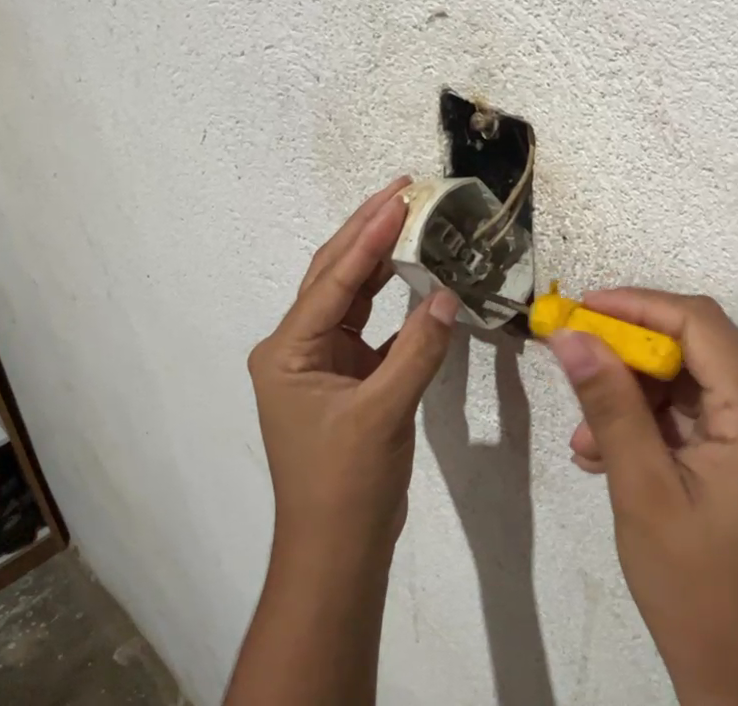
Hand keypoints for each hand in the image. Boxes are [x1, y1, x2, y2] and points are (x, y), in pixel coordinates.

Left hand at [247, 178, 459, 557]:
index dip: (369, 236)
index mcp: (288, 351)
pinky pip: (370, 328)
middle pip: (335, 277)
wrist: (337, 547)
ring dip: (380, 262)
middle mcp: (296, 349)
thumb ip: (418, 349)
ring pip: (351, 298)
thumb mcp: (384, 412)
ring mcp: (320, 364)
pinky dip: (394, 304)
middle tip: (403, 190)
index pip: (334, 280)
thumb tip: (449, 294)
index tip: (400, 196)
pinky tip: (419, 282)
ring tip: (410, 220)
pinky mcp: (345, 380)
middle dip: (367, 232)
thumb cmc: (347, 482)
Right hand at [549, 290, 737, 705]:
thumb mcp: (642, 490)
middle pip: (701, 347)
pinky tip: (613, 455)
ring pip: (700, 381)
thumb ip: (610, 403)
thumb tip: (571, 335)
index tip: (579, 308)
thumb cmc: (696, 589)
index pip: (700, 323)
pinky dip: (663, 424)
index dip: (636, 305)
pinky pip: (710, 415)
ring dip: (641, 397)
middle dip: (632, 356)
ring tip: (586, 439)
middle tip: (575, 369)